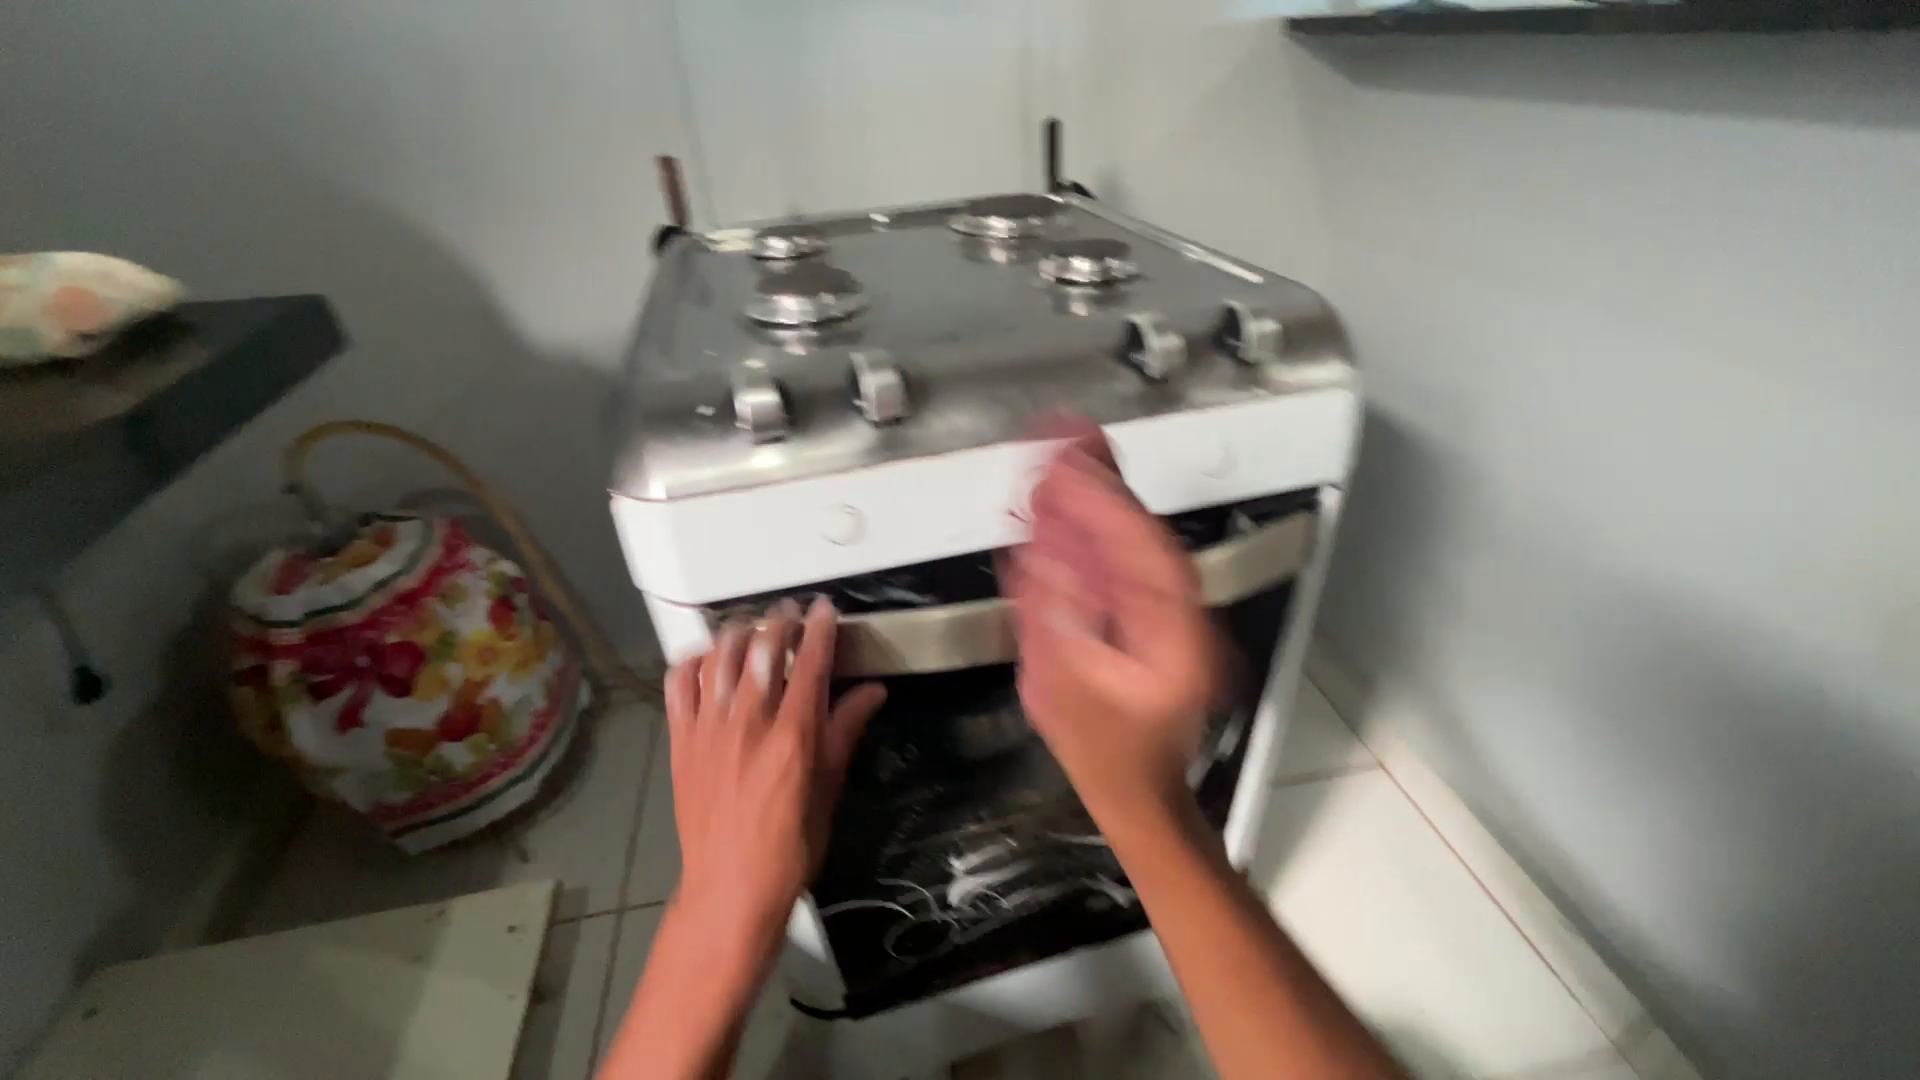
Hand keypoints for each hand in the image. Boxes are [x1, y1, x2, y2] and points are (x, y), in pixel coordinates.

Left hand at [663, 597, 886, 940]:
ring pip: (721, 658)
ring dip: (739, 633)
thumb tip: (873, 691)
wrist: (731, 886)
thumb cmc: (792, 844)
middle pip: (763, 648)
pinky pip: (680, 686)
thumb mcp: (830, 788)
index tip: (824, 608)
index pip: (810, 662)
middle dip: (779, 621)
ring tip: (752, 627)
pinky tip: (706, 658)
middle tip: (790, 612)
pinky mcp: (681, 740)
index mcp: (794, 734)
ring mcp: (709, 728)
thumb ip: (846, 731)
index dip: (820, 628)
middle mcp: (749, 720)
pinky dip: (692, 662)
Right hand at [1003, 421, 1226, 824]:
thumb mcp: (1068, 693)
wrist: (1136, 790)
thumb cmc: (1108, 756)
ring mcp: (1161, 613)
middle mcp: (1175, 614)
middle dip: (1100, 482)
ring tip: (1058, 451)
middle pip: (1138, 535)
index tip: (1070, 460)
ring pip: (1127, 545)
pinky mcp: (1140, 615)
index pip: (1142, 552)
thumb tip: (1045, 554)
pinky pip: (1112, 566)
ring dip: (1092, 498)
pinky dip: (1086, 533)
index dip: (1105, 502)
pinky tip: (1059, 504)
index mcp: (1173, 634)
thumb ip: (1057, 623)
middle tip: (1063, 432)